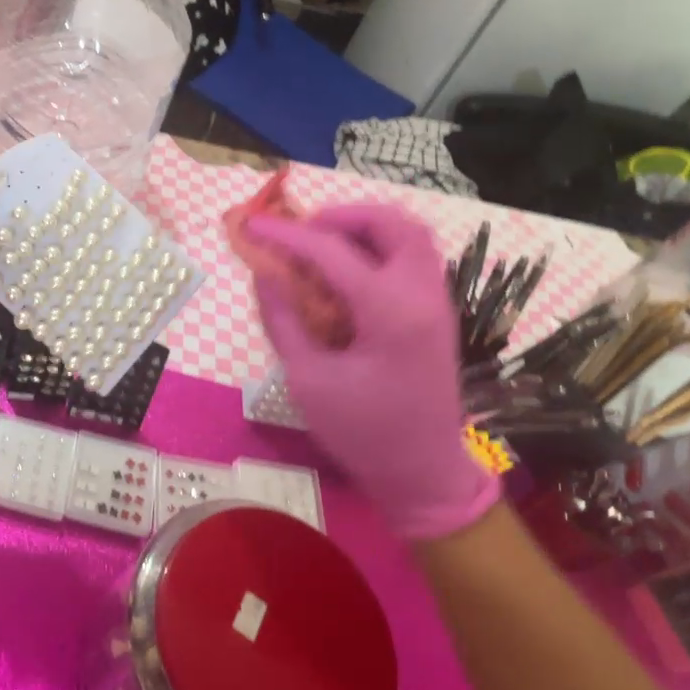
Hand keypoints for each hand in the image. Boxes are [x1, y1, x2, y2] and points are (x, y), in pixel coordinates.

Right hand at [245, 205, 499, 540]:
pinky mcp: (438, 314)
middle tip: (303, 230)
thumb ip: (283, 320)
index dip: (287, 235)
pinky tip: (346, 272)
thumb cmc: (362, 432)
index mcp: (390, 313)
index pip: (332, 252)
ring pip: (410, 236)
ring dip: (366, 228)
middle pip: (392, 224)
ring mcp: (438, 303)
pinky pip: (414, 259)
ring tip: (323, 245)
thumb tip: (262, 273)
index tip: (251, 224)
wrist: (423, 474)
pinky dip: (380, 248)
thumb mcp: (308, 379)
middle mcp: (422, 296)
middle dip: (343, 215)